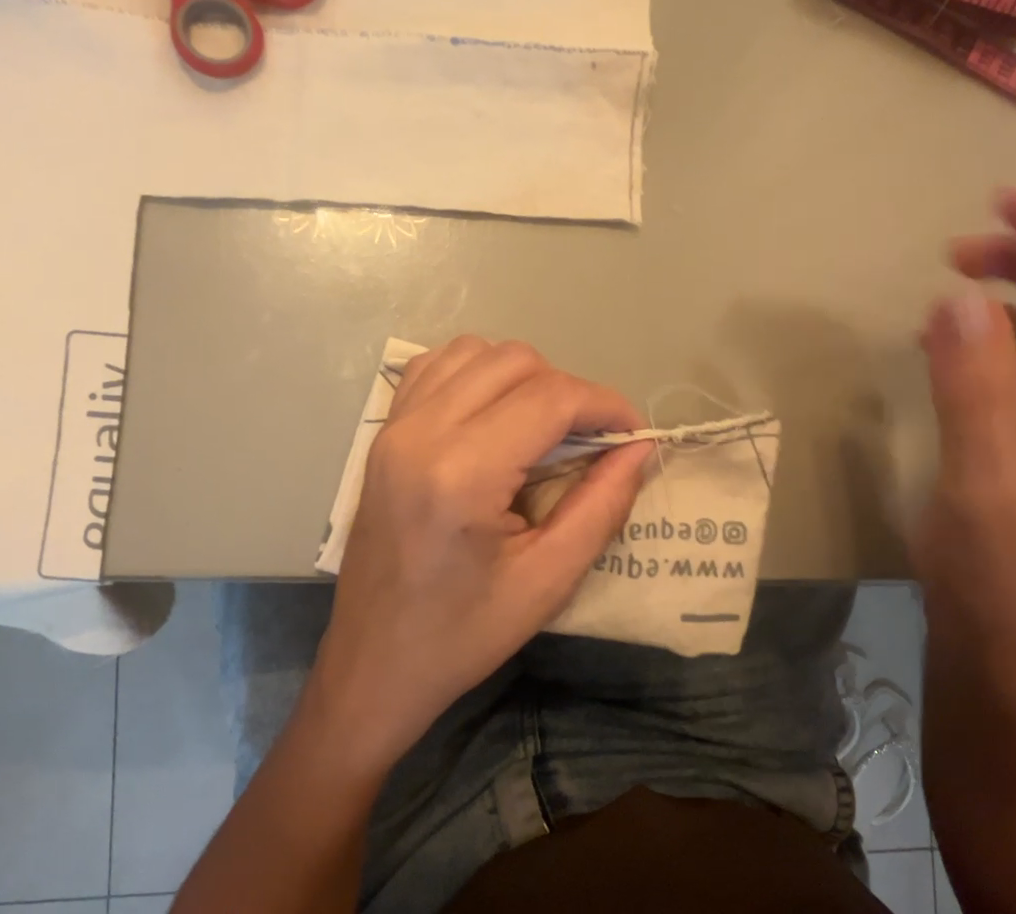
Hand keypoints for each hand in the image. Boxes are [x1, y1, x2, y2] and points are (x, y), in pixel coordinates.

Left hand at [313, 337, 651, 763]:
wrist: (374, 662)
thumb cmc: (463, 635)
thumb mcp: (548, 580)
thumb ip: (602, 504)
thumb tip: (640, 448)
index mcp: (461, 473)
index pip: (550, 397)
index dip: (606, 406)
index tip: (634, 437)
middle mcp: (420, 432)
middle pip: (514, 361)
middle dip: (567, 391)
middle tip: (590, 442)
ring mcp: (393, 428)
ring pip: (473, 352)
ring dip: (522, 377)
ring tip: (544, 429)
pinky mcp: (381, 435)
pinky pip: (433, 369)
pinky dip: (474, 375)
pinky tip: (493, 418)